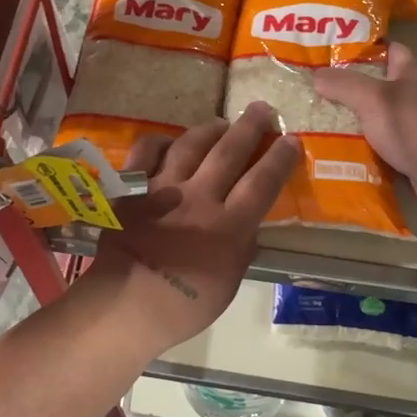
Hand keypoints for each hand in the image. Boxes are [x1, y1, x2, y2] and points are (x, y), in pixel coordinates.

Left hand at [84, 103, 300, 352]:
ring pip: (190, 145)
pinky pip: (147, 151)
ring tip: (222, 123)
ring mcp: (162, 188)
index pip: (262, 183)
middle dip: (250, 127)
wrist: (125, 305)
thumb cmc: (183, 307)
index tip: (291, 140)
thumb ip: (240, 245)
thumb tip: (247, 221)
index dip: (279, 159)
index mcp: (228, 226)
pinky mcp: (132, 187)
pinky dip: (161, 142)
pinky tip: (171, 141)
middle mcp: (198, 198)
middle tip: (262, 109)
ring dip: (210, 129)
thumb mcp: (228, 282)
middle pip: (229, 152)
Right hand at [311, 42, 416, 209]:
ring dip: (352, 124)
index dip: (364, 47)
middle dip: (348, 90)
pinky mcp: (415, 159)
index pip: (389, 50)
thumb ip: (344, 85)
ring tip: (315, 124)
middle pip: (379, 88)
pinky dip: (363, 152)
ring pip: (378, 121)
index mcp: (412, 74)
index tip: (332, 50)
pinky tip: (337, 156)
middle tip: (312, 91)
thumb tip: (315, 75)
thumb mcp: (375, 98)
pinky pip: (382, 151)